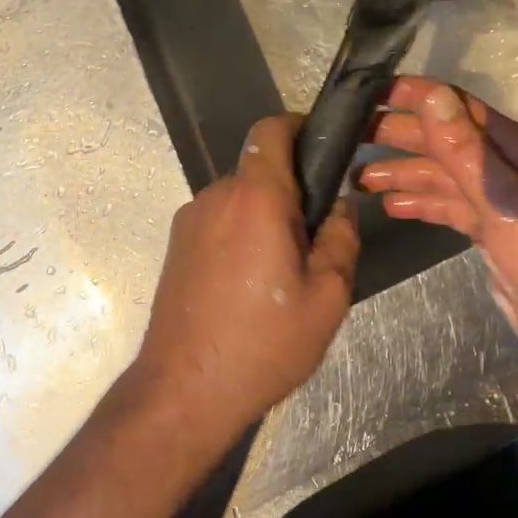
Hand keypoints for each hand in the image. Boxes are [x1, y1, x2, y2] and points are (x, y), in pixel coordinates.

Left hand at [131, 114, 359, 433]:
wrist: (183, 392)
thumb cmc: (262, 344)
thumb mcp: (327, 298)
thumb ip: (341, 239)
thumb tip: (339, 207)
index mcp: (255, 198)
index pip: (271, 129)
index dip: (297, 125)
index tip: (321, 146)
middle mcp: (216, 197)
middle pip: (259, 170)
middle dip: (290, 192)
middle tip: (315, 240)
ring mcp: (190, 221)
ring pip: (239, 199)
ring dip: (264, 218)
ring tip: (284, 274)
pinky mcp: (176, 247)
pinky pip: (220, 222)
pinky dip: (241, 236)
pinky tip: (252, 287)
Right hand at [358, 77, 517, 367]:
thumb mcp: (502, 198)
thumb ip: (464, 149)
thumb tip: (431, 96)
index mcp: (510, 146)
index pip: (455, 106)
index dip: (415, 97)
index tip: (371, 94)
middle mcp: (500, 165)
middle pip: (441, 139)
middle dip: (399, 135)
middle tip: (350, 137)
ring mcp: (493, 198)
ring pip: (439, 175)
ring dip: (402, 173)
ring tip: (359, 178)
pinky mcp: (487, 229)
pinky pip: (446, 205)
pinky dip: (419, 203)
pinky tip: (390, 206)